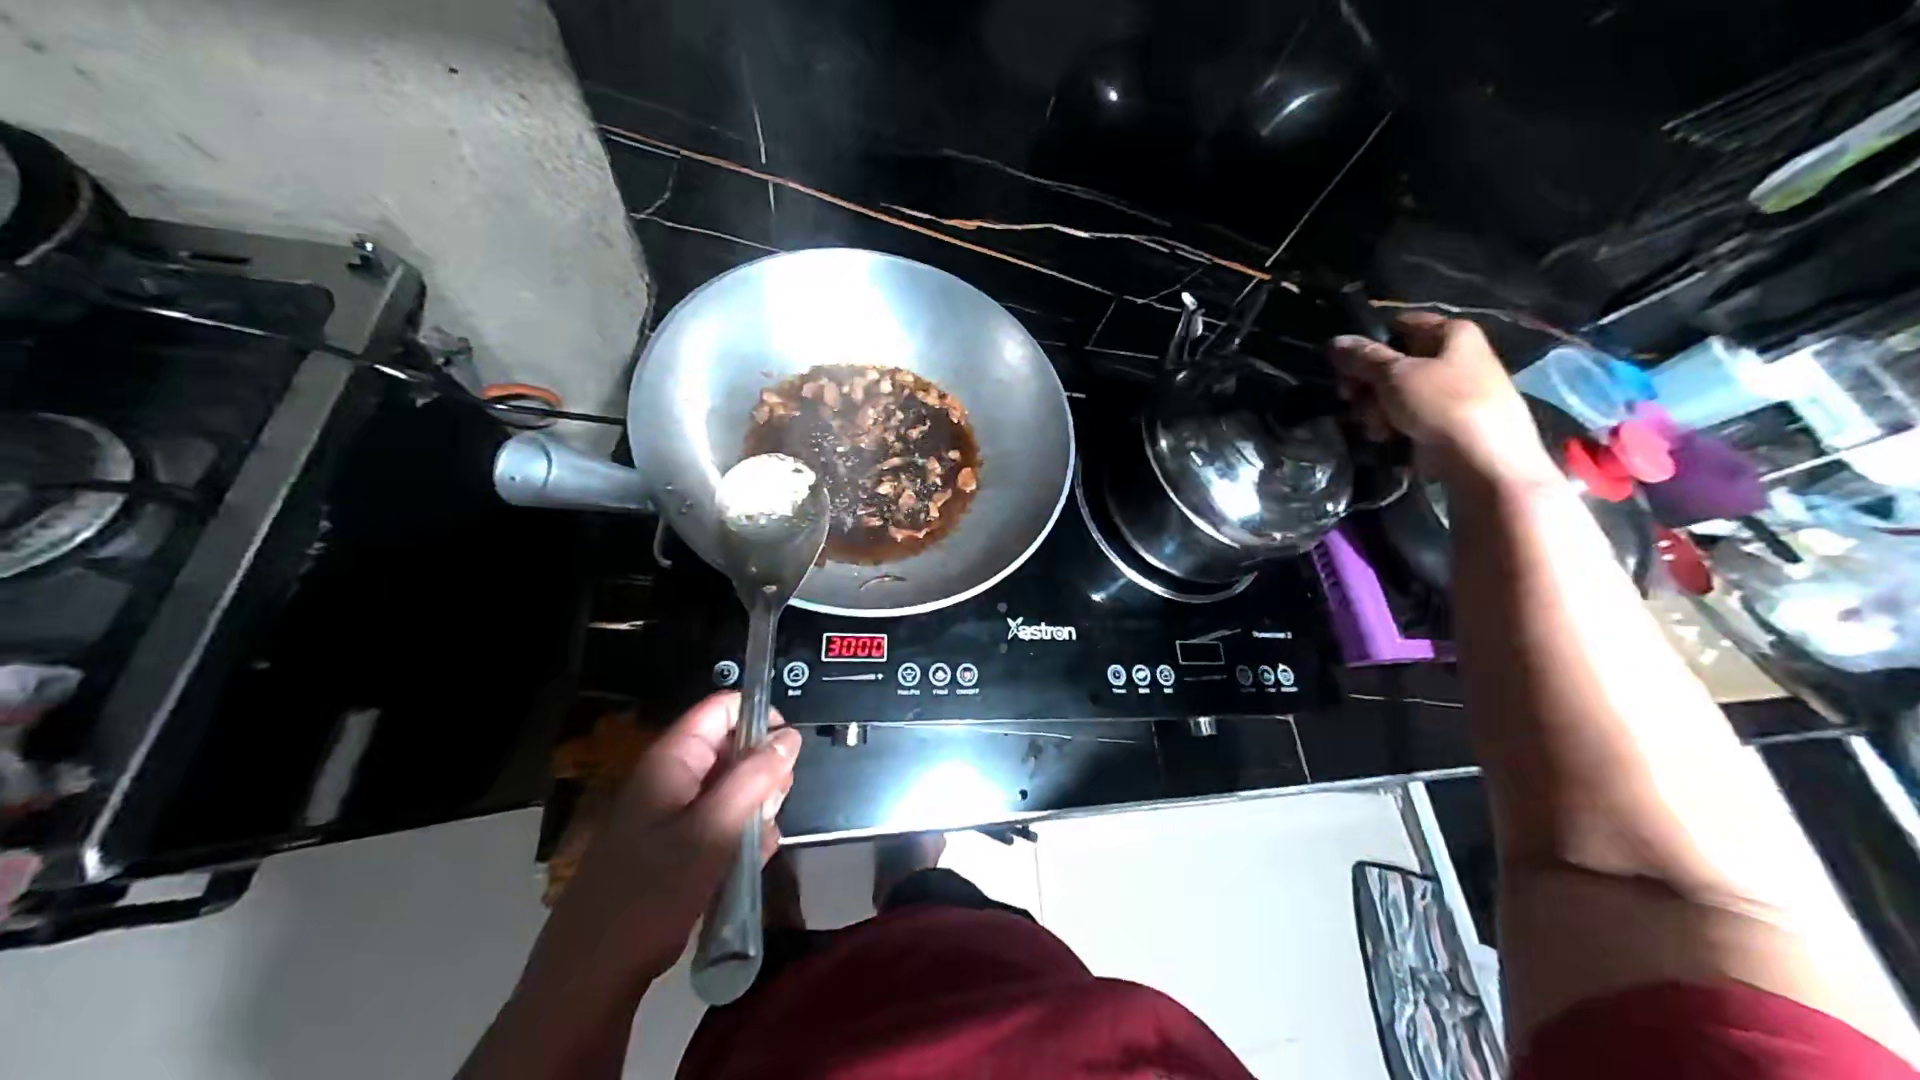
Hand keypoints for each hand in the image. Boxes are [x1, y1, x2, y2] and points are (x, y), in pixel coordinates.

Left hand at [519, 692, 802, 997]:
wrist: (596, 974)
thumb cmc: (650, 894)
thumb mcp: (712, 831)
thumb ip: (754, 778)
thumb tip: (791, 735)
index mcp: (672, 759)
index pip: (723, 708)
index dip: (760, 718)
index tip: (787, 754)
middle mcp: (674, 776)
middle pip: (735, 746)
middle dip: (763, 773)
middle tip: (770, 807)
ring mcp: (676, 810)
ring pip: (735, 787)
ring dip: (756, 810)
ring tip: (757, 844)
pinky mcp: (681, 842)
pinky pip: (725, 821)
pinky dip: (742, 836)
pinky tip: (748, 864)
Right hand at [1329, 312, 1553, 484]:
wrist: (1483, 460)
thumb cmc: (1443, 404)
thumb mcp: (1396, 375)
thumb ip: (1362, 357)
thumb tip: (1334, 341)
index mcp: (1451, 333)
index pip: (1398, 324)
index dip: (1368, 342)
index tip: (1344, 364)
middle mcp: (1451, 356)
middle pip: (1390, 362)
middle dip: (1366, 383)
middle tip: (1350, 398)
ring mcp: (1446, 391)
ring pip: (1391, 392)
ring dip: (1373, 409)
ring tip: (1376, 426)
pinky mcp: (1439, 420)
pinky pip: (1403, 414)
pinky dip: (1389, 424)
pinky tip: (1386, 437)